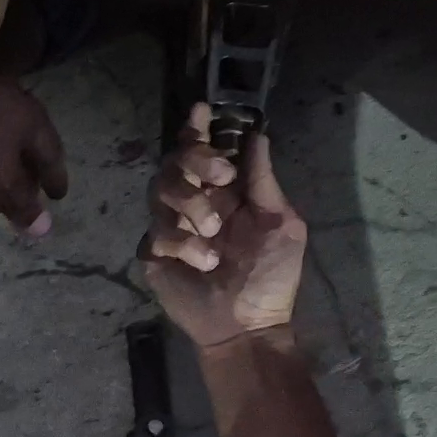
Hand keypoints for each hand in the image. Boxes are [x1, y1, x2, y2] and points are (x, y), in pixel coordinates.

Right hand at [141, 104, 306, 347]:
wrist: (247, 325)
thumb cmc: (270, 277)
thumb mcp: (280, 224)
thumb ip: (263, 181)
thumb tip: (259, 136)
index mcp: (223, 192)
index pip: (202, 150)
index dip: (197, 128)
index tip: (201, 111)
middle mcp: (193, 203)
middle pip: (174, 161)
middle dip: (198, 161)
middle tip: (222, 177)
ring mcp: (171, 228)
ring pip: (159, 190)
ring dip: (191, 204)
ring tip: (214, 233)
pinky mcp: (155, 254)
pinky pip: (156, 234)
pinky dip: (182, 244)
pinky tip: (203, 263)